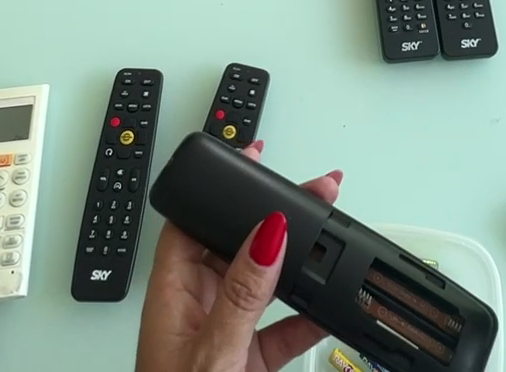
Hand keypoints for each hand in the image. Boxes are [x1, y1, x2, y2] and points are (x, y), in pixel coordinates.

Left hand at [135, 141, 343, 371]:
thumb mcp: (213, 357)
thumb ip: (242, 296)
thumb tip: (266, 233)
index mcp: (173, 297)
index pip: (192, 220)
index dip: (220, 185)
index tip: (252, 155)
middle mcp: (197, 309)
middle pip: (237, 242)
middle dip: (275, 215)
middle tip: (312, 191)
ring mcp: (225, 336)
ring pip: (266, 282)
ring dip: (298, 260)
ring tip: (329, 235)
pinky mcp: (249, 363)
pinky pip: (284, 326)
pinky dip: (310, 314)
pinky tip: (332, 306)